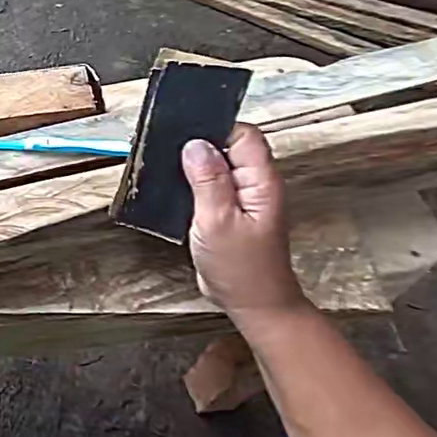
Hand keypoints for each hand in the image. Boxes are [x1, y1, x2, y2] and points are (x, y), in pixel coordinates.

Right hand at [182, 123, 308, 317]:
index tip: (187, 141)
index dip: (215, 132)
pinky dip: (196, 187)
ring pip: (218, 166)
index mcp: (261, 181)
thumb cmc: (242, 271)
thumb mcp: (217, 222)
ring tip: (175, 180)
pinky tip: (181, 197)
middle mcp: (255, 184)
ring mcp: (244, 198)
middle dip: (201, 149)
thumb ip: (208, 180)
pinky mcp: (231, 211)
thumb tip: (195, 144)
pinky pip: (213, 187)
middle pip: (229, 147)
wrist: (253, 304)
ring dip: (196, 170)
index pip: (243, 134)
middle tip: (175, 163)